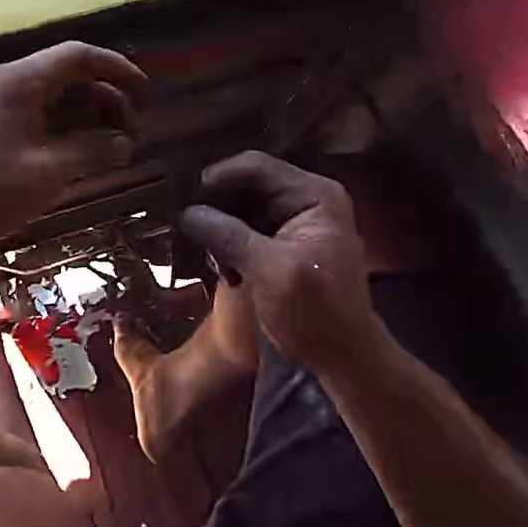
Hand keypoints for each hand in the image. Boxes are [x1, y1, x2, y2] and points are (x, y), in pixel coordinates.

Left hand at [0, 41, 147, 248]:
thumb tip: (127, 143)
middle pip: (72, 74)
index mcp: (19, 80)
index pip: (78, 56)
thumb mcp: (51, 169)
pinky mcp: (3, 122)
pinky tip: (92, 152)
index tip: (145, 94)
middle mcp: (12, 81)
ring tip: (118, 146)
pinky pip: (46, 114)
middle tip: (135, 130)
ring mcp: (5, 102)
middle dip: (109, 97)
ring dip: (92, 116)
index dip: (118, 69)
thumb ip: (94, 149)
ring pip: (62, 96)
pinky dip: (72, 128)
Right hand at [179, 151, 373, 366]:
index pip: (255, 167)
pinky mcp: (279, 243)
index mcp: (313, 195)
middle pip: (244, 185)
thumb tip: (187, 212)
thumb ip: (230, 236)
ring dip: (218, 226)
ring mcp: (292, 221)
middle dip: (215, 204)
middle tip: (185, 225)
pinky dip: (226, 242)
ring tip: (203, 251)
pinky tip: (219, 265)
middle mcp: (303, 199)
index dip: (218, 178)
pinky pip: (242, 229)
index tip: (184, 196)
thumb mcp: (272, 273)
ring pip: (239, 207)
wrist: (343, 359)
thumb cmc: (317, 314)